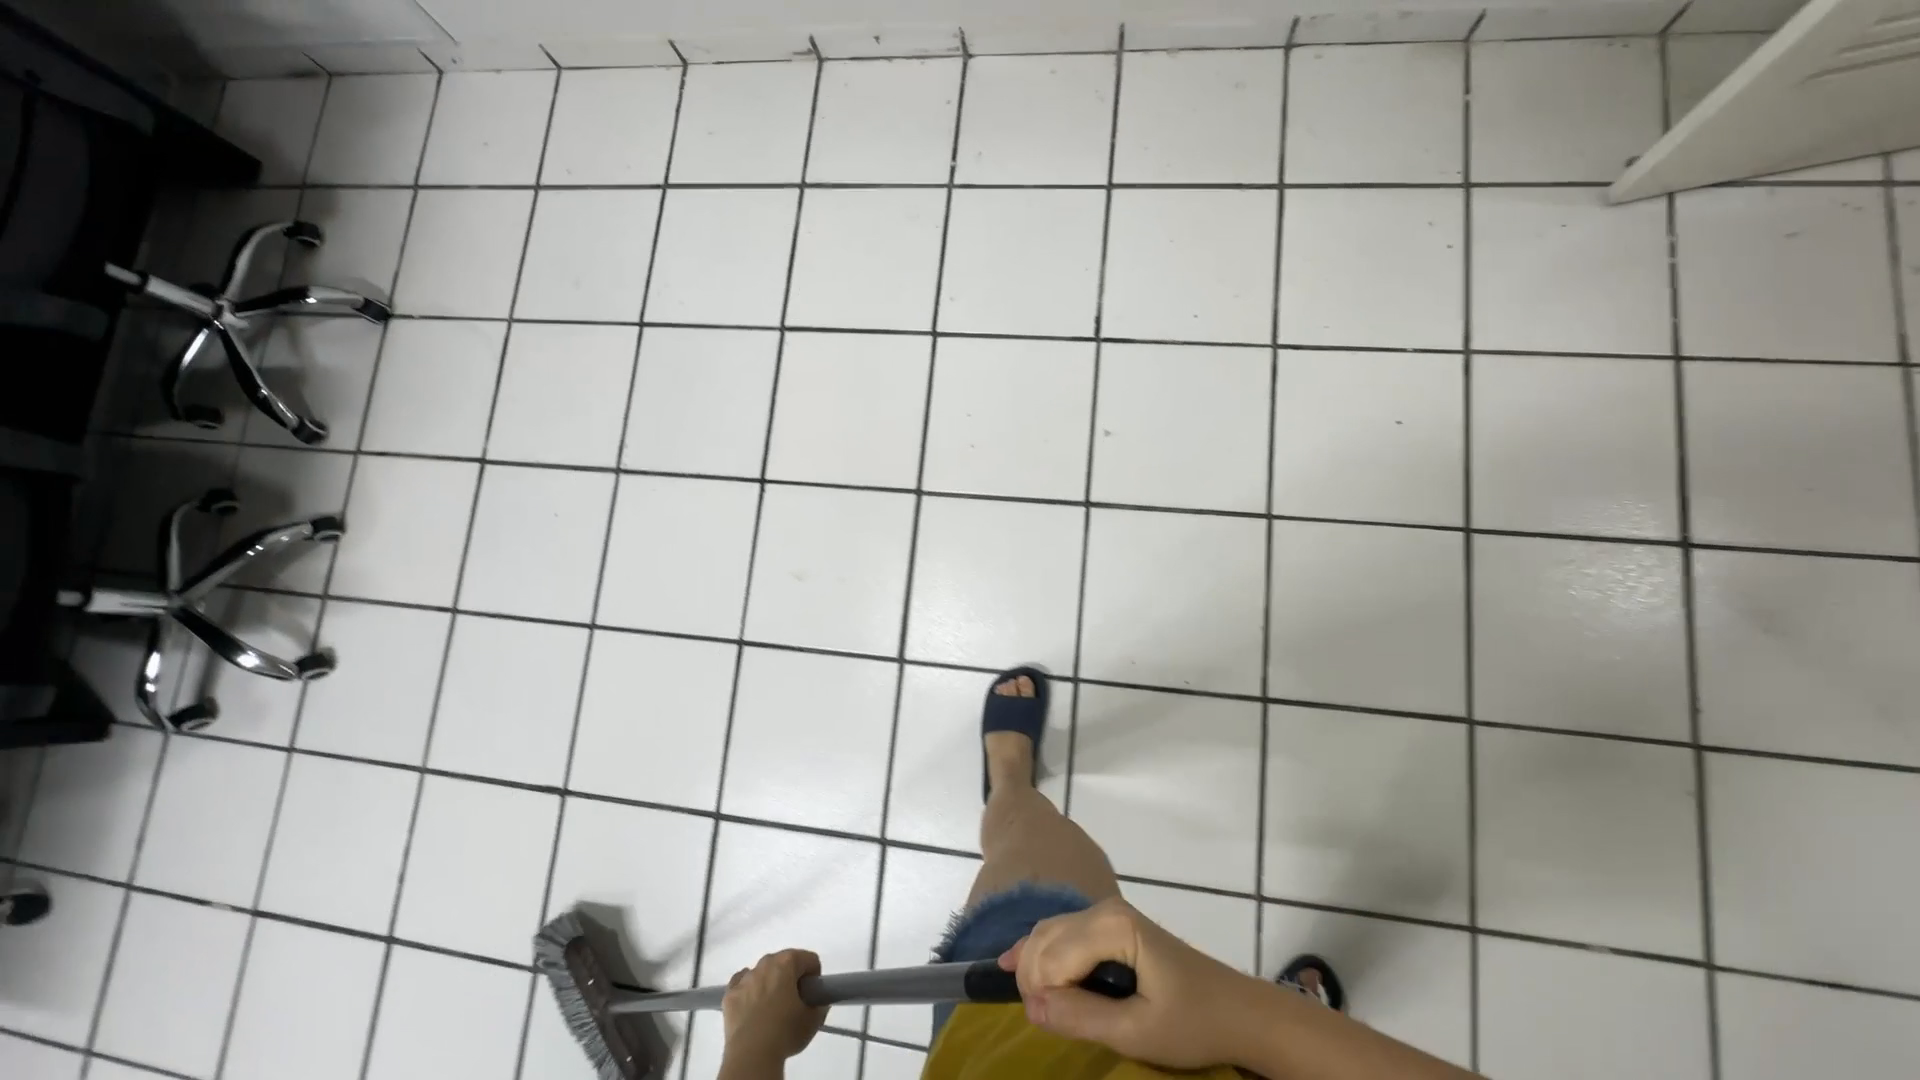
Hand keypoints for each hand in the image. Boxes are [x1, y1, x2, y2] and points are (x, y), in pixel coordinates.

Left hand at [721, 950, 827, 1067]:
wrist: (752, 1054)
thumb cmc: (786, 1032)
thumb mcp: (814, 1020)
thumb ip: (819, 1005)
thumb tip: (816, 1002)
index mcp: (787, 963)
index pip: (809, 959)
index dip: (814, 977)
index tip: (812, 995)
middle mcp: (765, 964)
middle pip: (784, 962)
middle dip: (791, 977)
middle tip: (794, 1002)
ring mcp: (745, 978)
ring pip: (762, 972)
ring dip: (769, 983)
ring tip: (771, 1008)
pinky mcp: (729, 994)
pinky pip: (741, 983)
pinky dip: (748, 989)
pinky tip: (752, 1005)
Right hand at [1001, 898, 1272, 1069]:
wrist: (1239, 1013)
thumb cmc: (1194, 1023)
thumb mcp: (1138, 1033)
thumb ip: (1082, 1017)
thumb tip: (1032, 1007)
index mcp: (1113, 927)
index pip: (1051, 957)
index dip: (1043, 994)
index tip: (1052, 1026)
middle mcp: (1105, 909)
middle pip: (1044, 940)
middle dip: (1033, 979)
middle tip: (1044, 1020)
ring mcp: (1108, 914)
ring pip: (1048, 934)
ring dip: (1034, 969)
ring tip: (1040, 1008)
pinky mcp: (1111, 926)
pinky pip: (1062, 933)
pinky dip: (1038, 951)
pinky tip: (1013, 964)